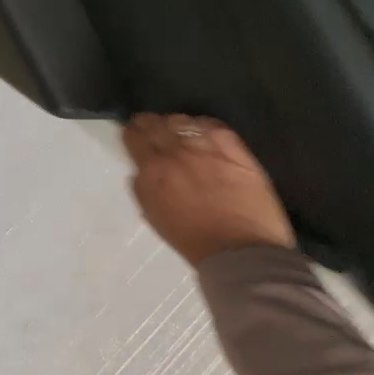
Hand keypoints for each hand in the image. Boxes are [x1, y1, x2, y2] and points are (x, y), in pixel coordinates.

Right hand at [124, 113, 295, 267]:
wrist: (242, 253)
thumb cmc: (191, 238)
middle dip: (150, 122)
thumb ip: (142, 184)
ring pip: (183, 121)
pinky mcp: (238, 155)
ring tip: (181, 132)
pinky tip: (205, 133)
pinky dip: (205, 126)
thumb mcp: (151, 212)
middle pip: (156, 123)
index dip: (132, 131)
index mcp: (152, 169)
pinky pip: (216, 127)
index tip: (134, 133)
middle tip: (153, 127)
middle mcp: (176, 154)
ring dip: (176, 124)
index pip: (134, 136)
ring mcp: (209, 152)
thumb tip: (141, 167)